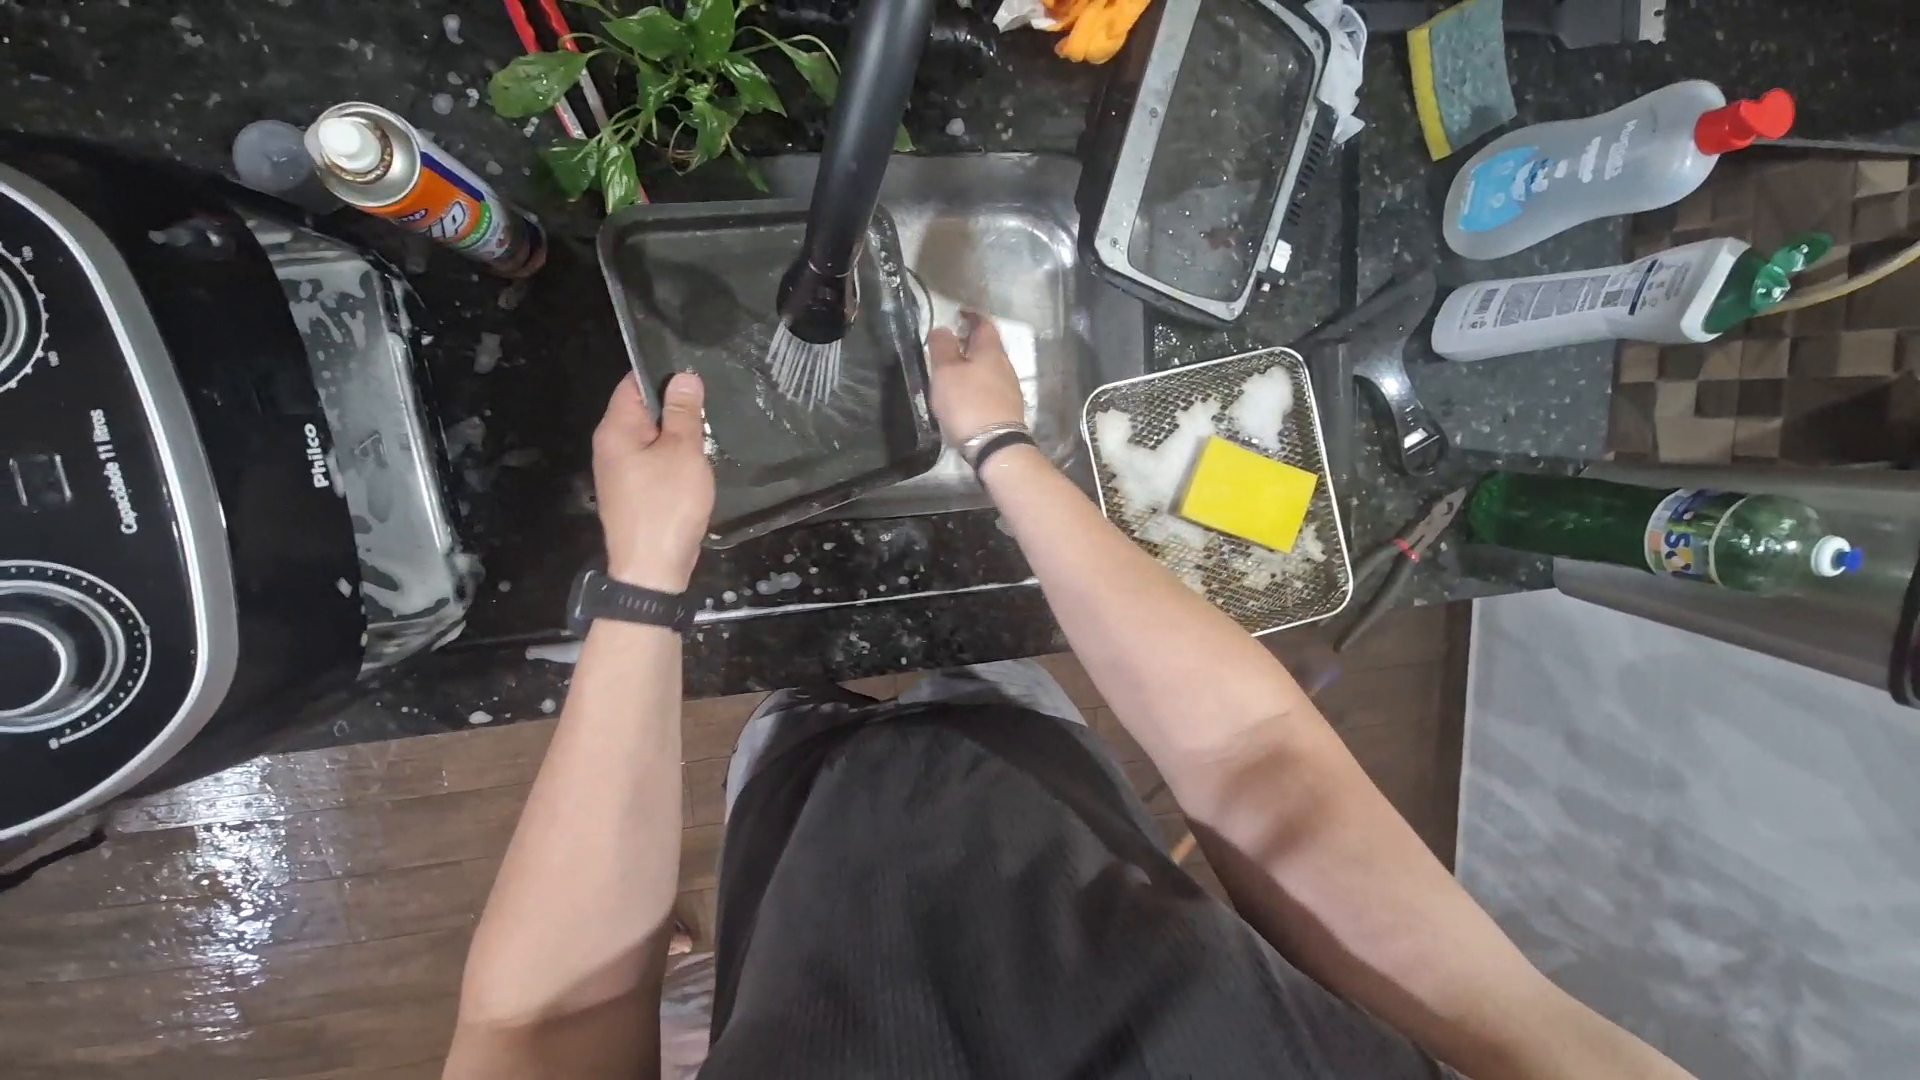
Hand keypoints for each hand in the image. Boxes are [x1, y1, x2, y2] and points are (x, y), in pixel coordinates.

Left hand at [592, 372, 714, 592]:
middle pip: (642, 411)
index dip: (664, 376)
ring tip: (708, 437)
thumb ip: (683, 414)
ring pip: (651, 439)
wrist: (652, 569)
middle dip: (675, 409)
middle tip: (710, 410)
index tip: (697, 378)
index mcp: (616, 429)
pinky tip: (695, 467)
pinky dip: (673, 460)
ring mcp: (619, 472)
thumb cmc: (667, 506)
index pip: (633, 383)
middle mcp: (610, 446)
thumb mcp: (683, 453)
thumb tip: (684, 377)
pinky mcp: (632, 493)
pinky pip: (653, 462)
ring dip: (677, 437)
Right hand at [928, 314, 1026, 444]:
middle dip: (971, 341)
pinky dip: (978, 383)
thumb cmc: (967, 403)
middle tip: (950, 343)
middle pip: (988, 346)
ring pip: (990, 367)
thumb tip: (943, 329)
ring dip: (974, 364)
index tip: (958, 313)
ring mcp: (1009, 388)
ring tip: (954, 370)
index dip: (971, 315)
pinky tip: (966, 394)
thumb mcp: (946, 372)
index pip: (983, 323)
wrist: (995, 445)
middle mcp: (1005, 365)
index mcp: (991, 350)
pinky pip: (991, 387)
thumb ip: (942, 347)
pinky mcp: (1007, 408)